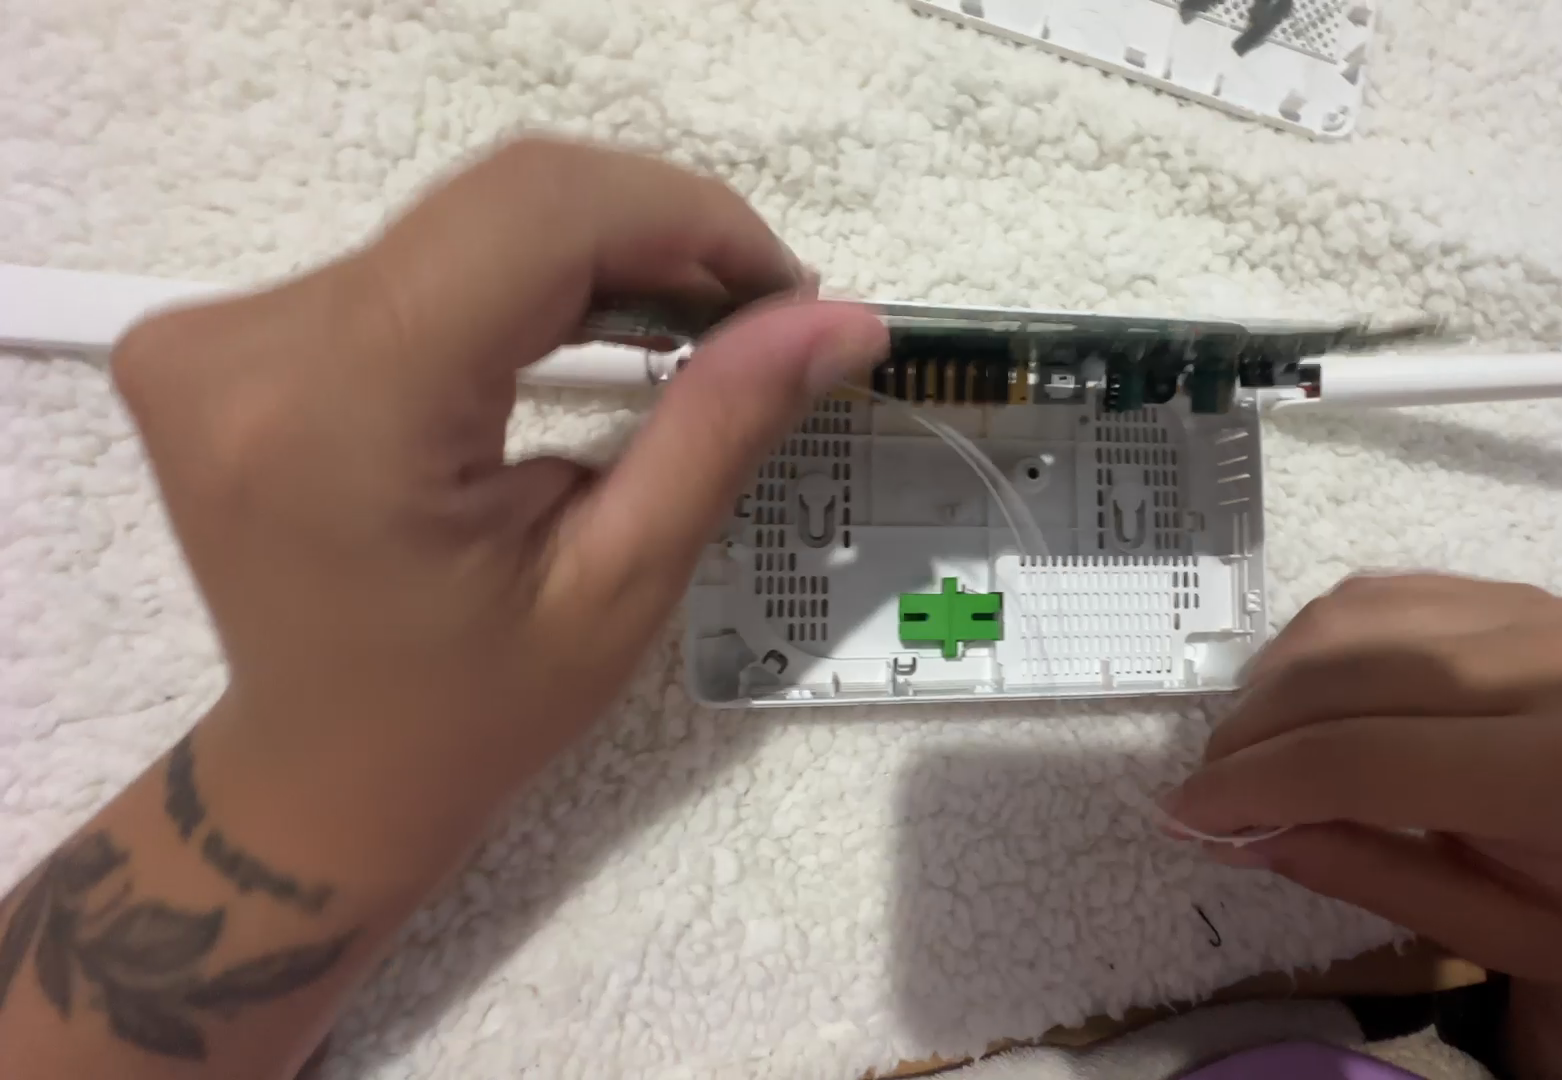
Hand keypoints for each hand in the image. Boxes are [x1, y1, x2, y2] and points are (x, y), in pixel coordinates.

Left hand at [6, 137, 891, 1077]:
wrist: (335, 763)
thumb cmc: (487, 705)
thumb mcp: (629, 578)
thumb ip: (726, 428)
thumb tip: (842, 324)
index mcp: (346, 410)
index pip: (538, 216)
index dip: (690, 220)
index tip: (793, 290)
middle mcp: (256, 335)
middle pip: (514, 199)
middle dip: (673, 235)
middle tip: (771, 316)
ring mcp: (236, 322)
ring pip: (485, 214)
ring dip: (627, 253)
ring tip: (718, 323)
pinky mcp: (256, 327)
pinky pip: (447, 252)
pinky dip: (562, 275)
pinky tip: (630, 321)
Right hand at [1163, 575, 1561, 1079]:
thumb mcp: (1492, 933)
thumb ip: (1353, 870)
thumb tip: (1233, 831)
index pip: (1356, 759)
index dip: (1249, 783)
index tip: (1184, 812)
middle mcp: (1552, 664)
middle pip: (1338, 676)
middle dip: (1246, 732)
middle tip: (1207, 782)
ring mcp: (1534, 613)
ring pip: (1344, 623)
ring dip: (1271, 681)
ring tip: (1250, 740)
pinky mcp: (1516, 593)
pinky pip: (1375, 596)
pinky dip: (1315, 640)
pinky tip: (1303, 688)